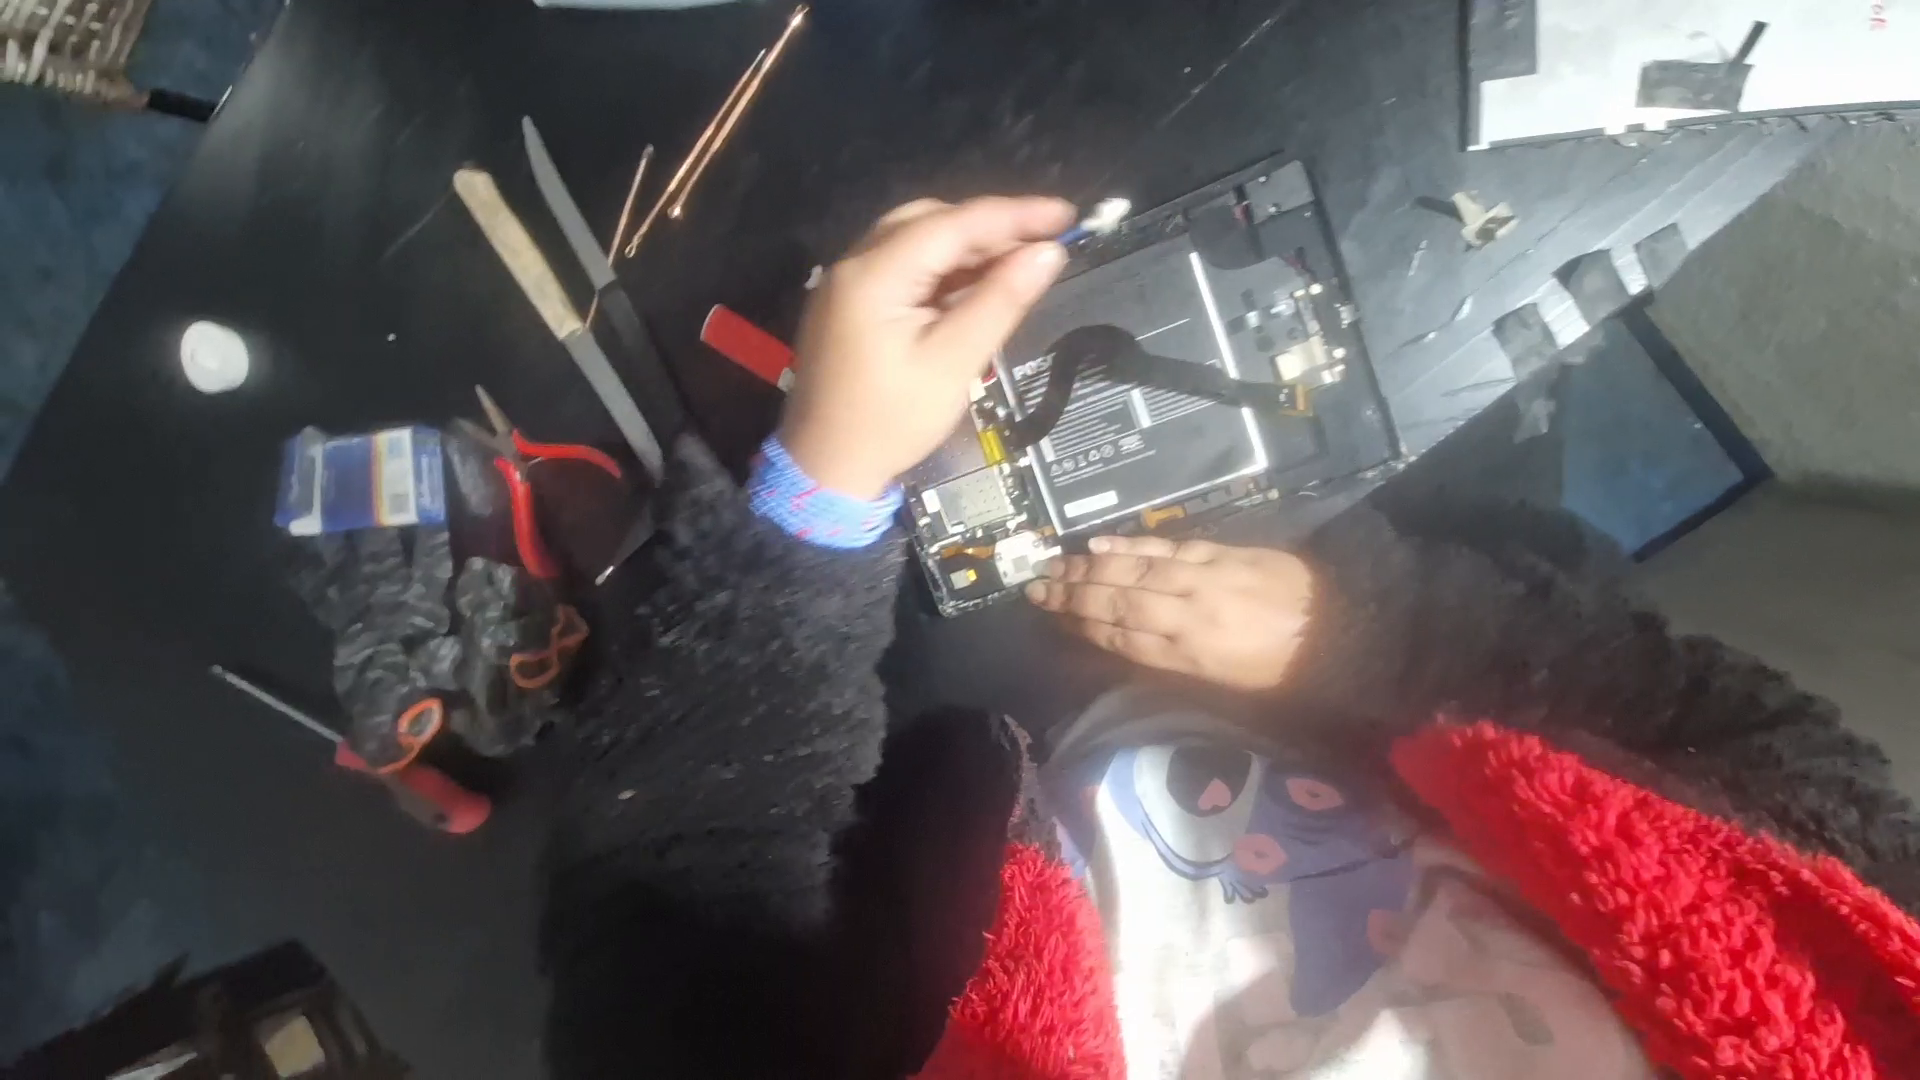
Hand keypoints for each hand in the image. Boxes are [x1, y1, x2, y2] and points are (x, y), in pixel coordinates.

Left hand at [781, 196, 1073, 497]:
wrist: (828, 469)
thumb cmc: (892, 421)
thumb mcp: (954, 362)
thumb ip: (1000, 301)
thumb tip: (1048, 253)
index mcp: (875, 274)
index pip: (953, 223)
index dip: (1014, 215)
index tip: (1065, 215)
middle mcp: (854, 265)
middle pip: (930, 222)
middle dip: (988, 229)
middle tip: (1039, 245)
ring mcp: (846, 285)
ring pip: (915, 244)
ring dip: (966, 250)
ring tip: (1014, 266)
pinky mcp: (849, 307)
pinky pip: (901, 271)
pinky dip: (940, 273)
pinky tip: (972, 289)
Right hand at [1025, 535, 1313, 690]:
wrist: (1339, 627)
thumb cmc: (1282, 669)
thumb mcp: (1227, 684)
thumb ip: (1174, 661)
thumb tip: (1125, 641)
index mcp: (1187, 655)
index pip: (1120, 638)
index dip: (1081, 626)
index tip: (1050, 617)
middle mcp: (1184, 615)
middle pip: (1115, 601)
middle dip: (1070, 595)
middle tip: (1034, 587)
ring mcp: (1198, 579)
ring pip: (1130, 571)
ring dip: (1086, 567)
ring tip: (1053, 564)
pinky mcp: (1215, 553)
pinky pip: (1162, 547)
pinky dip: (1127, 544)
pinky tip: (1098, 544)